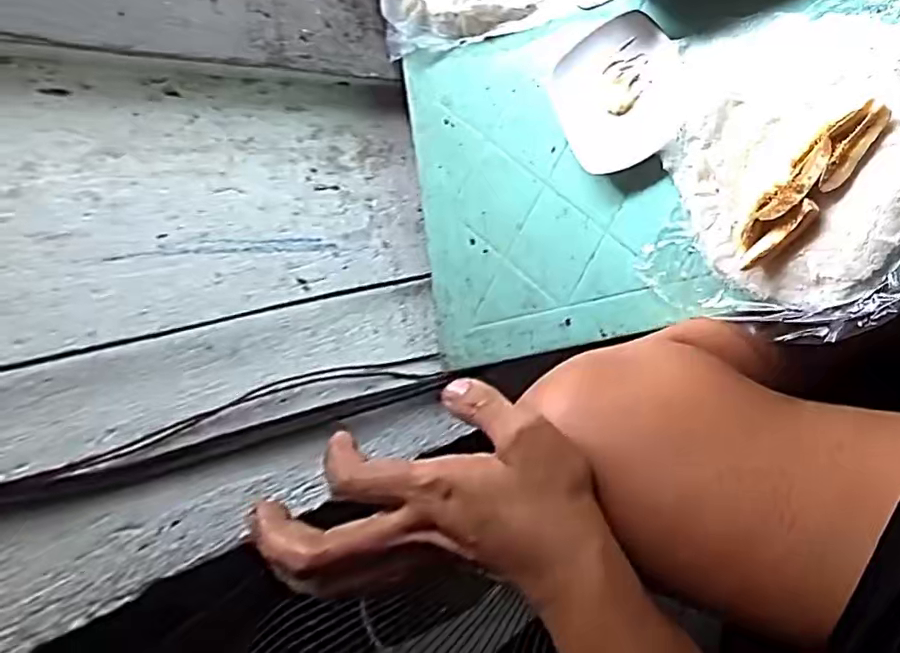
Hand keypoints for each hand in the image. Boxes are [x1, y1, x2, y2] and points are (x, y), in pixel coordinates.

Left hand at [251, 379, 607, 606]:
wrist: (563, 548)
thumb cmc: (549, 496)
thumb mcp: (530, 433)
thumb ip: (488, 407)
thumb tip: (455, 390)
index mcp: (431, 489)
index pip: (354, 479)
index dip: (336, 457)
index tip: (340, 441)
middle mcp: (412, 529)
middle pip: (314, 550)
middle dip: (274, 534)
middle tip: (263, 513)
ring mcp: (418, 557)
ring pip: (326, 578)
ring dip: (290, 562)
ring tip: (283, 543)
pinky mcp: (432, 571)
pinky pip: (358, 582)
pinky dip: (331, 574)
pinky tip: (346, 561)